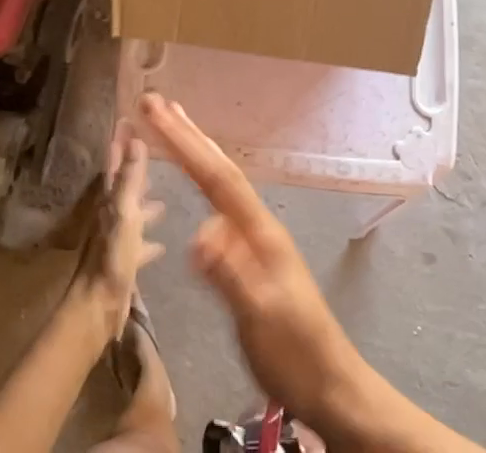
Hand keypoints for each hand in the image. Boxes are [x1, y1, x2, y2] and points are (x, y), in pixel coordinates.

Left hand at [73, 134, 164, 338]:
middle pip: (125, 187)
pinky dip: (149, 240)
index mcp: (111, 201)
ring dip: (146, 205)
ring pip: (133, 215)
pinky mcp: (124, 262)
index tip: (130, 121)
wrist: (98, 306)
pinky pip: (139, 244)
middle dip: (137, 171)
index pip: (117, 164)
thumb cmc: (112, 257)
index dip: (122, 143)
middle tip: (155, 156)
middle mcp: (112, 216)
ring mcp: (117, 240)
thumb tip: (134, 137)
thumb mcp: (125, 213)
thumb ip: (130, 178)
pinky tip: (162, 243)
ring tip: (165, 200)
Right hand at [139, 94, 364, 416]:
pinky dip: (202, 180)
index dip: (183, 143)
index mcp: (260, 232)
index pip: (216, 178)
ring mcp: (256, 240)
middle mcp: (258, 226)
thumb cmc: (296, 353)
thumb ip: (231, 274)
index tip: (153, 111)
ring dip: (195, 150)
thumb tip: (199, 232)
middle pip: (219, 169)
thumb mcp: (261, 316)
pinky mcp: (251, 257)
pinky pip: (220, 204)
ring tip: (173, 124)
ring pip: (221, 183)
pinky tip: (197, 182)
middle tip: (154, 101)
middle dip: (186, 134)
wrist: (332, 385)